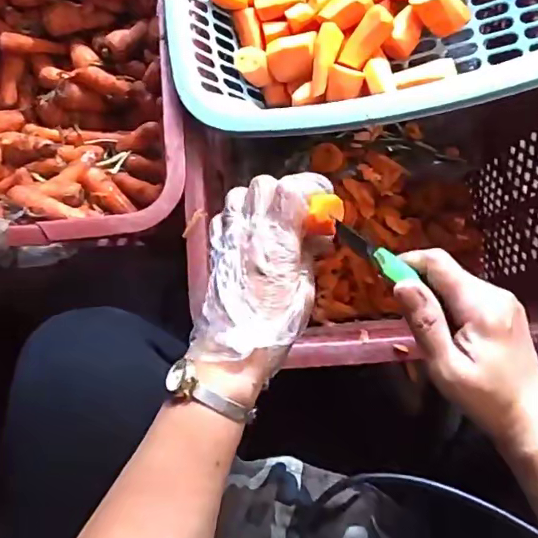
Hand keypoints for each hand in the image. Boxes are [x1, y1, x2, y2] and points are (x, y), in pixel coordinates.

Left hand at [192, 173, 333, 388]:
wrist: (230, 353)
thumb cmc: (274, 328)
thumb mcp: (305, 292)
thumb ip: (309, 255)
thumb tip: (318, 233)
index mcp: (276, 241)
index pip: (290, 190)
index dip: (311, 187)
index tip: (324, 200)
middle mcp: (248, 231)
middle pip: (264, 184)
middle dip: (286, 190)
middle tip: (300, 211)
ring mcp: (227, 236)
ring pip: (240, 194)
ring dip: (260, 200)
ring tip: (274, 220)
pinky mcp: (213, 246)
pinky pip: (225, 215)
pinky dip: (240, 215)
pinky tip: (251, 233)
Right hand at [393, 249, 537, 458]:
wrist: (531, 418)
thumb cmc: (487, 399)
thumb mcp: (446, 367)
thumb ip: (424, 322)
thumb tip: (401, 283)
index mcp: (482, 305)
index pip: (437, 262)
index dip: (406, 262)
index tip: (383, 277)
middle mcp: (496, 293)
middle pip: (446, 270)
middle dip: (419, 284)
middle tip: (403, 316)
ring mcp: (503, 299)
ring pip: (454, 281)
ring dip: (432, 295)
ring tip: (426, 330)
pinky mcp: (504, 308)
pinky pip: (466, 293)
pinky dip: (447, 303)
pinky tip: (446, 331)